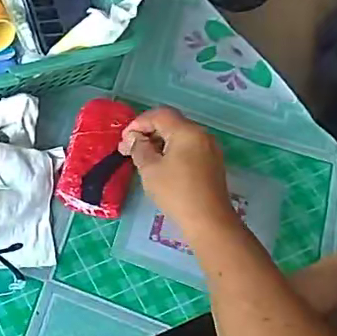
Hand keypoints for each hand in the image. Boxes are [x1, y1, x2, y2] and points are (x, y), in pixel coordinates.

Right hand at [121, 107, 234, 234]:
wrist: (208, 220)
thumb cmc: (176, 192)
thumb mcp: (150, 170)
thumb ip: (140, 148)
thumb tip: (134, 139)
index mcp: (187, 131)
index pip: (159, 115)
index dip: (138, 123)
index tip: (124, 140)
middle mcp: (201, 134)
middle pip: (171, 123)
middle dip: (148, 132)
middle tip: (129, 149)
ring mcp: (210, 149)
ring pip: (180, 136)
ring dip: (159, 143)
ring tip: (142, 159)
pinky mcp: (212, 163)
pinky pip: (189, 149)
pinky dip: (172, 151)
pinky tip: (161, 167)